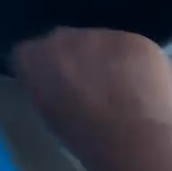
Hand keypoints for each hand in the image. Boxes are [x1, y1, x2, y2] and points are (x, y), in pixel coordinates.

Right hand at [10, 28, 171, 157]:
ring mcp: (98, 34)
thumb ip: (42, 83)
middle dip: (74, 58)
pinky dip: (135, 62)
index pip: (30, 52)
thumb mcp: (44, 107)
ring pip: (100, 43)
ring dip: (106, 59)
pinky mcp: (133, 38)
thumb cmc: (80, 132)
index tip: (56, 85)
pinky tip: (143, 85)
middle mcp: (58, 37)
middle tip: (90, 84)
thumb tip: (55, 80)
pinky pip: (131, 47)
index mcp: (29, 56)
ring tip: (122, 88)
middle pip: (64, 41)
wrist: (130, 136)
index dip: (44, 68)